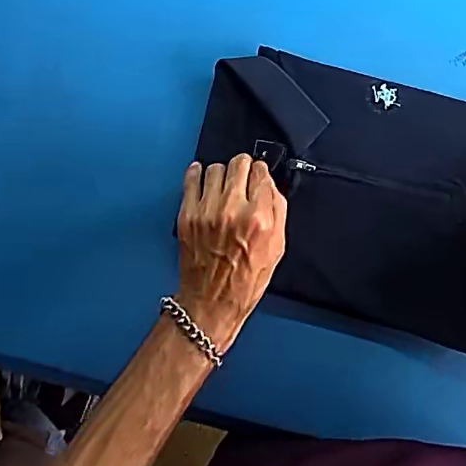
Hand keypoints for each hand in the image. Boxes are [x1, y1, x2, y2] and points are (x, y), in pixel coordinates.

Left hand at [175, 154, 286, 351]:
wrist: (211, 303)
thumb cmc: (244, 280)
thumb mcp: (277, 247)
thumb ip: (278, 210)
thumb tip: (270, 185)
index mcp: (258, 219)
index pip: (261, 173)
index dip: (262, 173)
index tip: (259, 176)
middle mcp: (232, 210)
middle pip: (239, 163)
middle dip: (244, 168)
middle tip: (243, 177)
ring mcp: (207, 211)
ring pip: (216, 167)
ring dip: (223, 173)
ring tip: (224, 185)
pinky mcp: (187, 214)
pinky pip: (191, 178)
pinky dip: (197, 173)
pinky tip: (202, 177)